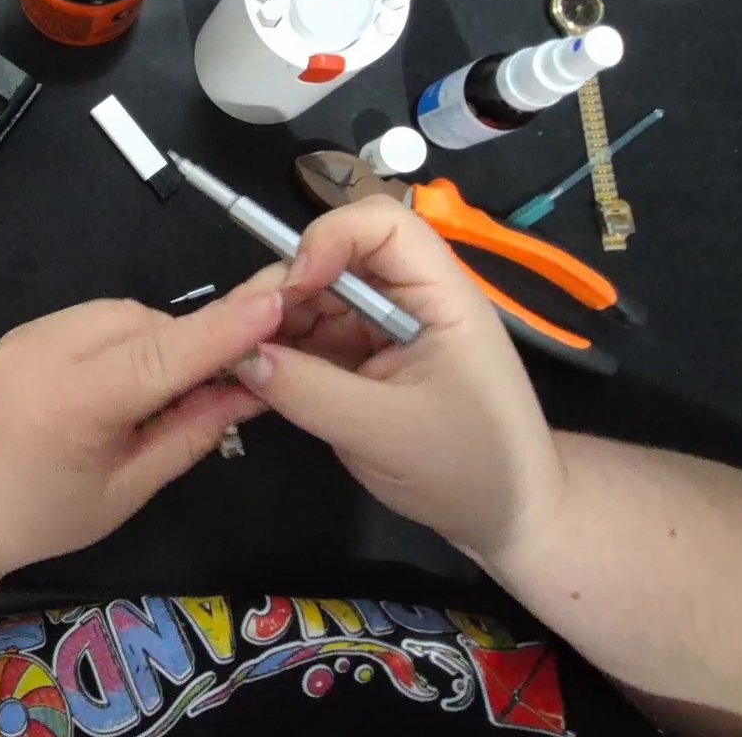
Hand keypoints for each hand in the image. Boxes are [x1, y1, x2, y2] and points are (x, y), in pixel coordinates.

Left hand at [0, 284, 282, 574]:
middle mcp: (45, 351)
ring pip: (123, 313)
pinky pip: (95, 318)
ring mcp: (29, 332)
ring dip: (160, 338)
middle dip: (191, 344)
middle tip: (219, 383)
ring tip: (166, 387)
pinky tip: (129, 373)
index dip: (221, 330)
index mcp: (69, 403)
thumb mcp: (125, 491)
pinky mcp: (25, 327)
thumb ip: (189, 435)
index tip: (275, 302)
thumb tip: (248, 391)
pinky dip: (128, 337)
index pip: (159, 355)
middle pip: (145, 324)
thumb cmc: (40, 515)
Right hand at [236, 196, 565, 563]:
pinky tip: (250, 375)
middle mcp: (403, 299)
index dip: (331, 237)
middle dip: (282, 289)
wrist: (505, 517)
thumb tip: (239, 355)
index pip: (384, 226)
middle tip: (239, 336)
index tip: (293, 288)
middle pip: (330, 258)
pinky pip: (302, 335)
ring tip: (236, 361)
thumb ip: (308, 391)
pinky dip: (272, 350)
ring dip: (269, 322)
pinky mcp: (355, 355)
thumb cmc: (469, 469)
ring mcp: (376, 326)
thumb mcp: (385, 433)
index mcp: (437, 297)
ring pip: (307, 296)